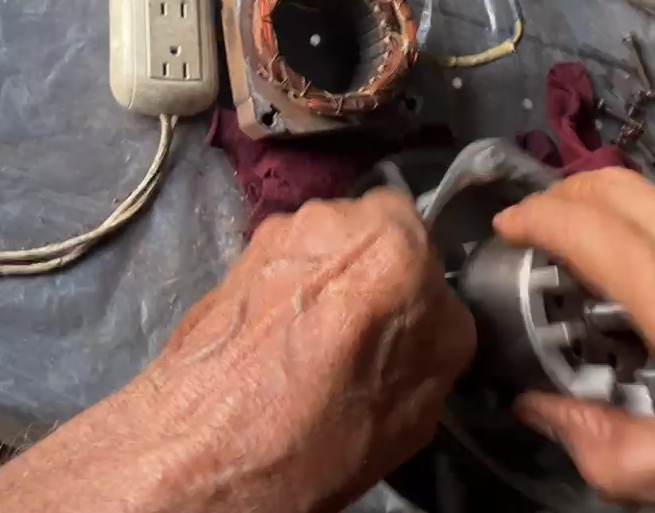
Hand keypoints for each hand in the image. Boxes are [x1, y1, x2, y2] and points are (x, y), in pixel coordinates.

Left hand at [0, 189, 474, 512]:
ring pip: (322, 239)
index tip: (409, 303)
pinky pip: (284, 256)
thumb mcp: (425, 392)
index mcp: (391, 240)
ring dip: (326, 271)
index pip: (419, 222)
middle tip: (364, 321)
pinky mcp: (239, 247)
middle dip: (369, 262)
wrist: (215, 440)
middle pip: (366, 224)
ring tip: (315, 333)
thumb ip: (439, 324)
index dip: (416, 265)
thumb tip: (431, 306)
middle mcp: (331, 214)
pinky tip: (280, 333)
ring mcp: (278, 226)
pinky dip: (289, 282)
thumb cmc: (330, 423)